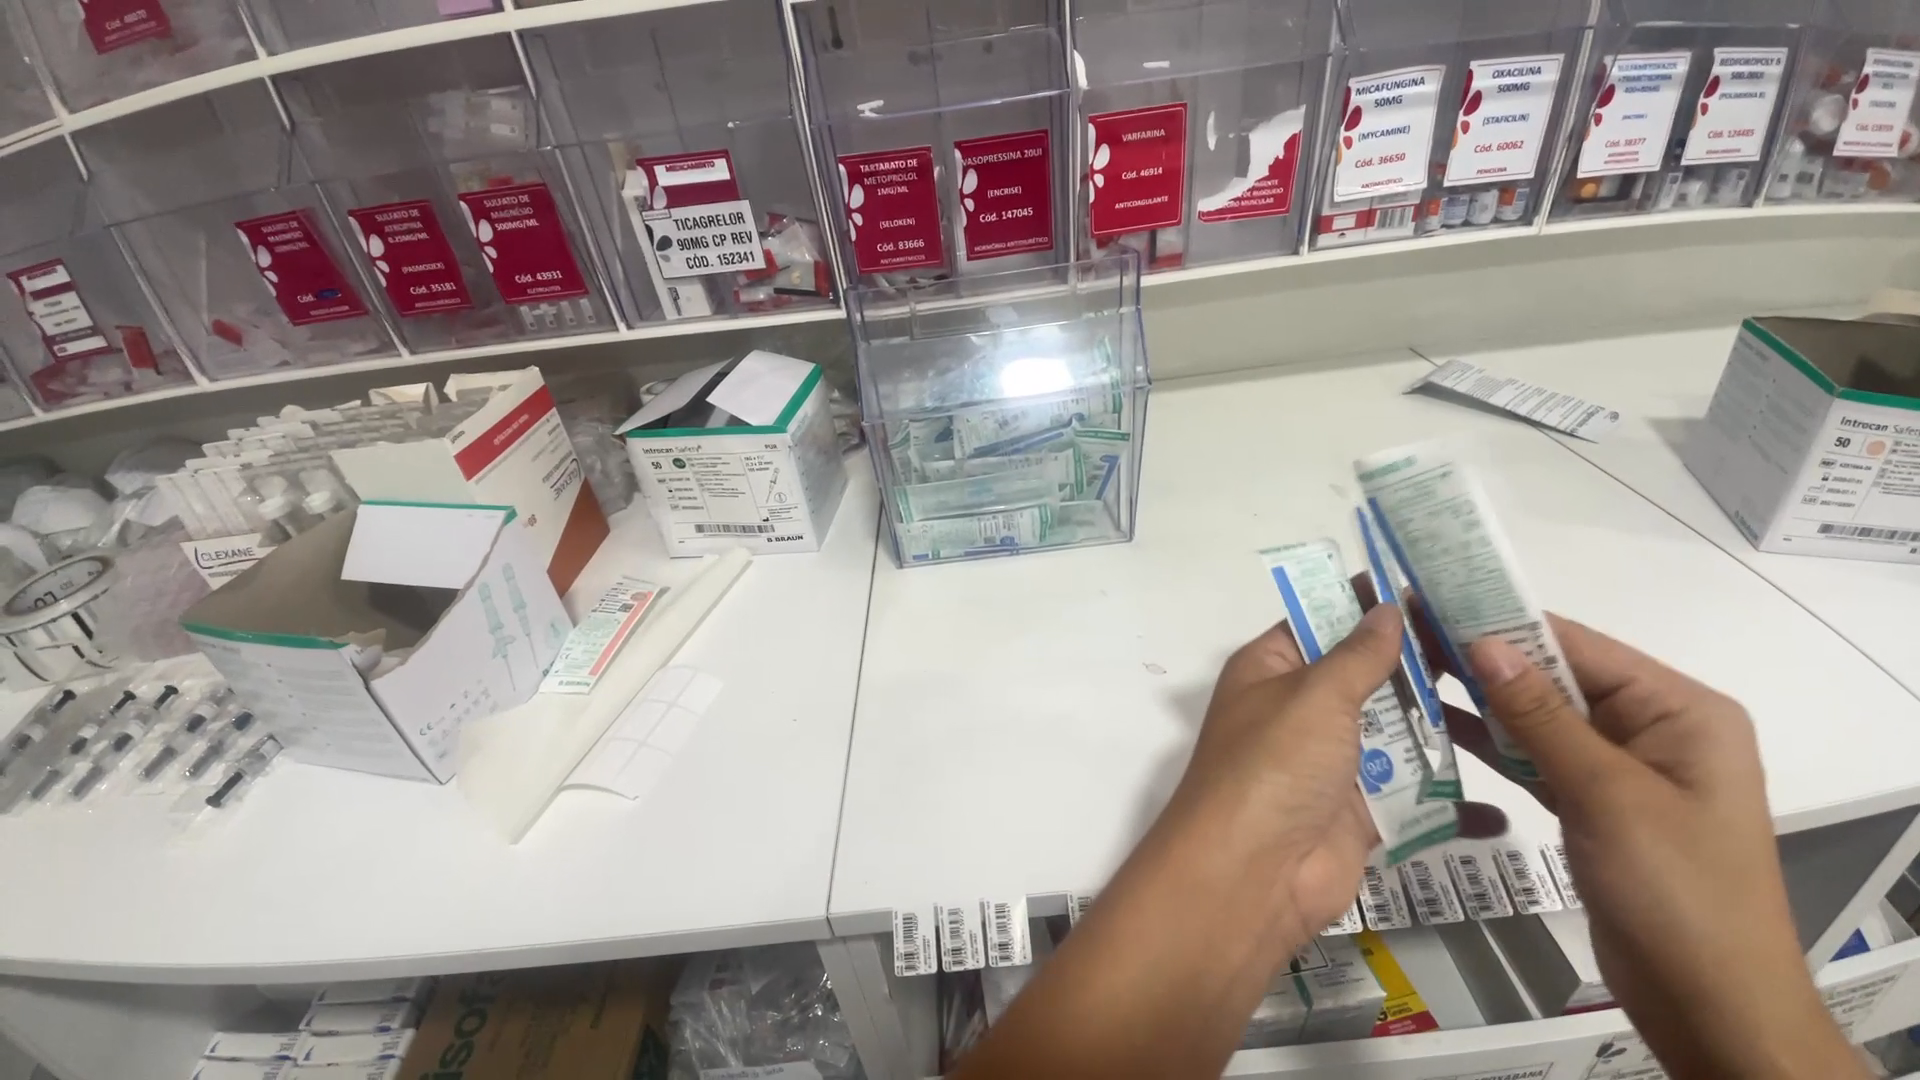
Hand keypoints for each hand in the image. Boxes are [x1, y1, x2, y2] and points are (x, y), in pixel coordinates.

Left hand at [1171, 596, 1504, 955]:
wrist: (1252, 874)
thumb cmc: (1273, 765)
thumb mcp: (1315, 695)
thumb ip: (1358, 654)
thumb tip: (1387, 606)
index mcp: (1271, 668)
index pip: (1323, 620)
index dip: (1372, 603)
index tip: (1437, 585)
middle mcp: (1298, 707)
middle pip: (1366, 673)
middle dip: (1421, 660)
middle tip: (1495, 638)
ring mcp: (1329, 760)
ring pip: (1394, 729)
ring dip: (1442, 721)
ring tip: (1515, 697)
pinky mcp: (1359, 810)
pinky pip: (1410, 792)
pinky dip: (1450, 795)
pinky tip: (1503, 793)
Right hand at [1453, 618, 1864, 1079]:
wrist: (1708, 1001)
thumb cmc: (1674, 888)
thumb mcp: (1606, 793)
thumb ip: (1540, 714)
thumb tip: (1482, 642)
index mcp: (1679, 710)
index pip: (1577, 646)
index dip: (1502, 622)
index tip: (1431, 602)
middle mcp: (1651, 726)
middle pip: (1554, 676)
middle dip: (1483, 658)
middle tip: (1405, 634)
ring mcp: (1619, 765)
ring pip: (1536, 714)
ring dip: (1478, 697)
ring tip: (1408, 669)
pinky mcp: (1591, 799)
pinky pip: (1533, 753)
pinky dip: (1490, 740)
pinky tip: (1436, 722)